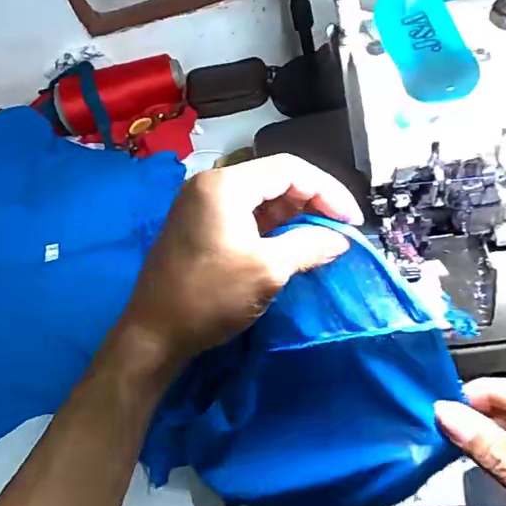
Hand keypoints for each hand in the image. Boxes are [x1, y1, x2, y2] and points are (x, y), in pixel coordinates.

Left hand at [120, 154, 363, 367]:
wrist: (153, 335)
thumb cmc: (209, 297)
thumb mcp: (268, 270)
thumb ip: (309, 245)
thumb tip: (341, 239)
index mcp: (225, 185)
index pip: (290, 169)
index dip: (328, 192)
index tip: (352, 221)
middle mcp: (212, 185)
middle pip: (276, 178)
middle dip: (314, 201)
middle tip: (341, 229)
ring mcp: (203, 205)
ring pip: (263, 197)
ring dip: (296, 215)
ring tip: (325, 237)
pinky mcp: (201, 226)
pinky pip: (247, 214)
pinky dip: (275, 226)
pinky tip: (295, 243)